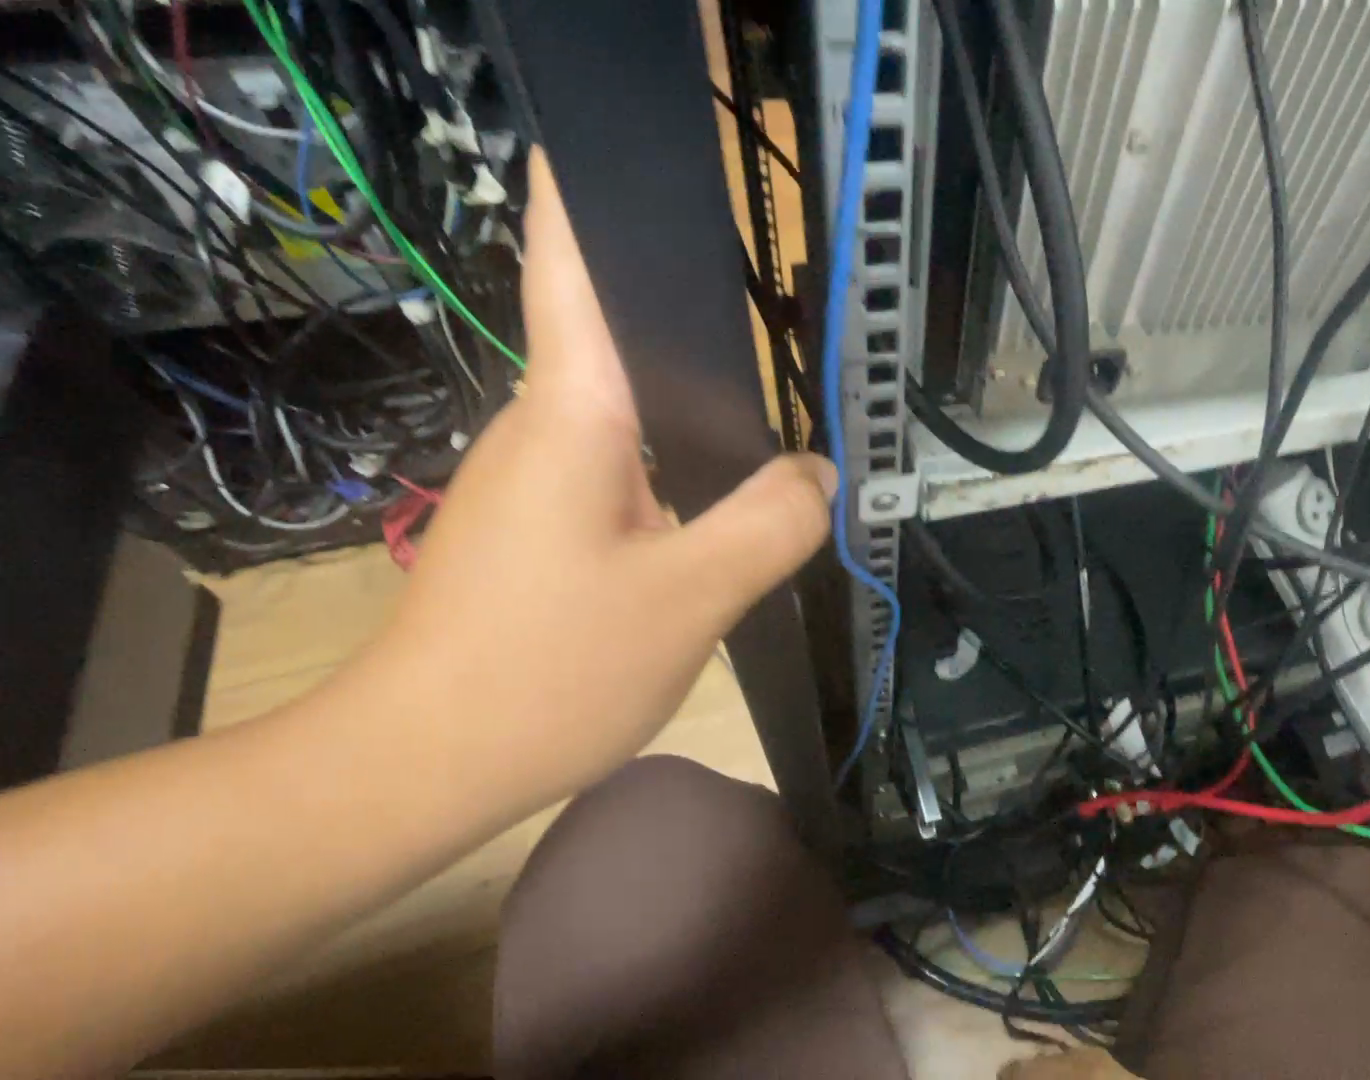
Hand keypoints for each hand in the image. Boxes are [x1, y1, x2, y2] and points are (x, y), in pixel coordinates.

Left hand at [358, 148, 834, 810]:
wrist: (421, 765)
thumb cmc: (549, 669)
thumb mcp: (692, 596)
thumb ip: (771, 522)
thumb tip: (819, 475)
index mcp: (573, 412)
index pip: (571, 266)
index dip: (590, 191)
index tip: (622, 145)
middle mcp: (545, 424)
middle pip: (623, 340)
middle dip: (701, 324)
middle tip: (790, 319)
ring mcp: (535, 476)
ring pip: (632, 417)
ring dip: (698, 415)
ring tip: (779, 418)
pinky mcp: (537, 525)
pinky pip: (621, 472)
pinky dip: (676, 474)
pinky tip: (721, 509)